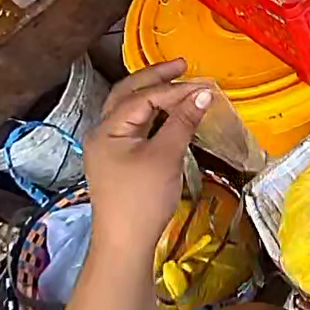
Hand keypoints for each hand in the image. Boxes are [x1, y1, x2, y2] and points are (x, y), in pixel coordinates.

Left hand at [82, 59, 210, 259]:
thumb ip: (183, 122)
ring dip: (154, 94)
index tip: (205, 87)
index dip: (176, 90)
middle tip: (183, 66)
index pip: (144, 98)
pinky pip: (137, 125)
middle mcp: (103, 132)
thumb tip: (203, 94)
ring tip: (178, 83)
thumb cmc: (141, 200)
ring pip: (131, 109)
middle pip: (129, 94)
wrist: (125, 243)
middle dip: (156, 78)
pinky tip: (170, 112)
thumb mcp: (165, 157)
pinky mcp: (120, 160)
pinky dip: (154, 113)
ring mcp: (110, 147)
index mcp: (107, 129)